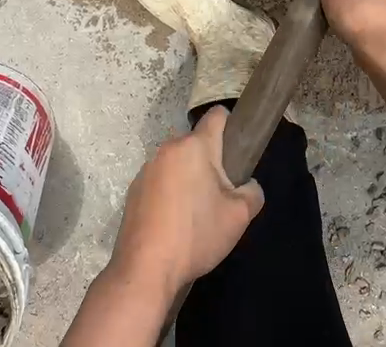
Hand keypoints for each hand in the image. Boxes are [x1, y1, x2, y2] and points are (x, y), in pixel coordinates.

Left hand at [111, 107, 263, 292]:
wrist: (145, 271)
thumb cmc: (196, 236)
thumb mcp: (239, 216)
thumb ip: (253, 192)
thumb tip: (248, 186)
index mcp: (195, 146)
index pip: (217, 115)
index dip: (232, 126)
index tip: (237, 151)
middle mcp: (168, 149)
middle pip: (197, 143)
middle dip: (211, 161)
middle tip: (220, 194)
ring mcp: (147, 170)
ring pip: (178, 163)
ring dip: (188, 177)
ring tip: (195, 213)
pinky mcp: (133, 191)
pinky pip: (160, 181)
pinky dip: (169, 193)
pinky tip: (173, 223)